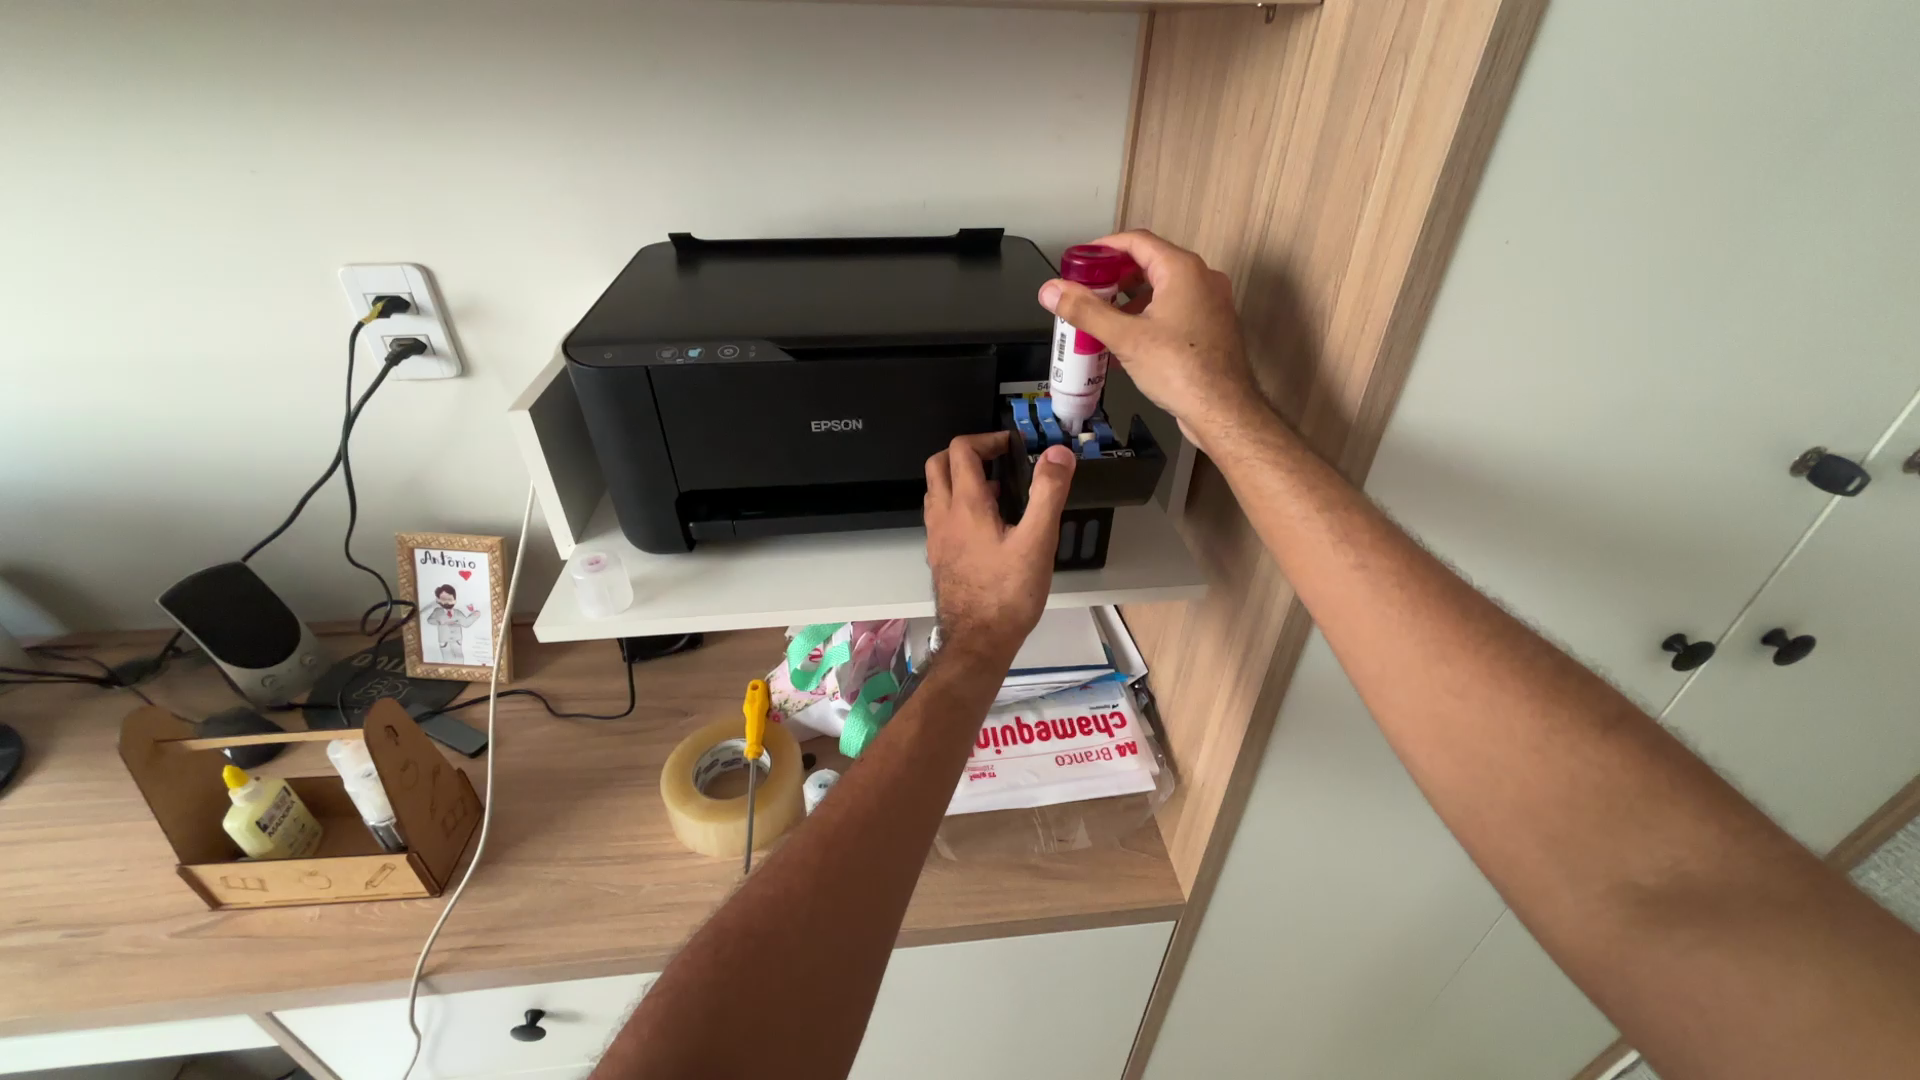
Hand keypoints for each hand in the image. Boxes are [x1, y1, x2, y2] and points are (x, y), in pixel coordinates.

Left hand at [923, 433, 1075, 666]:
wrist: (978, 641)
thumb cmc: (1008, 593)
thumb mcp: (1037, 541)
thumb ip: (1047, 493)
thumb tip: (1057, 453)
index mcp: (965, 504)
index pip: (961, 449)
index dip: (987, 439)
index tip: (1013, 448)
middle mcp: (943, 516)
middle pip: (939, 464)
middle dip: (967, 454)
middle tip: (999, 464)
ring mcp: (936, 538)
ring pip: (936, 492)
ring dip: (959, 480)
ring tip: (996, 493)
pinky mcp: (939, 558)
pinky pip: (940, 518)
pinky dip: (957, 507)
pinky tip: (985, 527)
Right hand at [1039, 229, 1265, 451]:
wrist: (1223, 410)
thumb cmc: (1181, 370)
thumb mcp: (1125, 338)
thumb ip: (1085, 311)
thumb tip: (1051, 290)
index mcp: (1182, 270)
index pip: (1137, 241)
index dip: (1104, 247)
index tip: (1079, 261)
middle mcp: (1201, 279)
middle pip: (1149, 264)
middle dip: (1114, 277)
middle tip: (1085, 292)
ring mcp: (1209, 304)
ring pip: (1161, 291)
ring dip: (1129, 301)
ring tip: (1101, 320)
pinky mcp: (1210, 328)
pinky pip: (1173, 311)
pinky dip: (1147, 318)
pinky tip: (1126, 342)